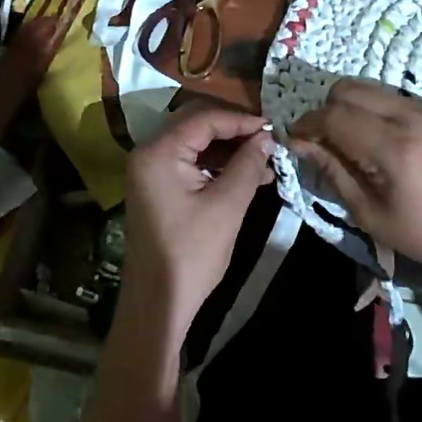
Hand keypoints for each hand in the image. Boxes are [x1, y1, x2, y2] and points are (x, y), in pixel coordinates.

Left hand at [123, 104, 274, 327]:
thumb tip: (267, 138)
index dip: (241, 120)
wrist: (158, 302)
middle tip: (268, 139)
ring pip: (194, 143)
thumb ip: (247, 164)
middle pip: (196, 124)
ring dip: (228, 148)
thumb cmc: (192, 253)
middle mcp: (149, 153)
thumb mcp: (227, 205)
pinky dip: (216, 165)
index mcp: (158, 152)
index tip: (273, 128)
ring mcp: (150, 171)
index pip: (204, 119)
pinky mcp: (157, 187)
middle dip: (234, 130)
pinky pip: (189, 162)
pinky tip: (247, 175)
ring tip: (265, 159)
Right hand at [289, 78, 421, 301]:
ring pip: (370, 89)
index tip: (295, 137)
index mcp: (395, 147)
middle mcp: (414, 116)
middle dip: (327, 110)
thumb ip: (330, 168)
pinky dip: (378, 113)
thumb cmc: (419, 233)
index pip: (335, 115)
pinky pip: (394, 98)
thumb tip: (297, 142)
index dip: (308, 123)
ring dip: (352, 109)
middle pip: (349, 89)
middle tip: (323, 139)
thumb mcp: (365, 210)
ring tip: (353, 141)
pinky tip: (384, 141)